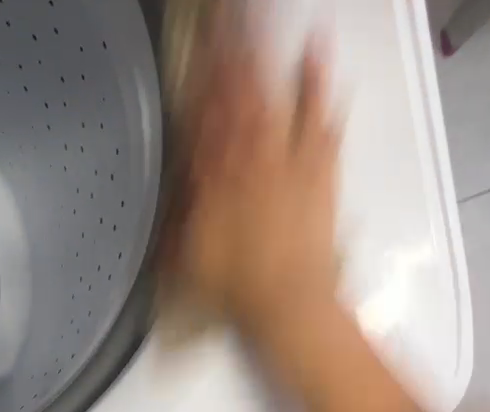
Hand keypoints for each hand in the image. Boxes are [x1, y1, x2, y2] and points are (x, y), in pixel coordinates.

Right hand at [169, 33, 344, 369]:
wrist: (289, 305)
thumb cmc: (237, 289)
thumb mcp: (186, 260)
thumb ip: (178, 218)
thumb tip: (172, 189)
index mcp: (212, 182)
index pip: (198, 117)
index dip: (193, 76)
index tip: (190, 41)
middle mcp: (247, 162)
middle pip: (232, 93)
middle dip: (225, 48)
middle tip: (221, 11)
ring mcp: (285, 161)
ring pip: (268, 94)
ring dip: (260, 52)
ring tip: (252, 14)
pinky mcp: (317, 170)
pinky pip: (317, 117)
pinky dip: (315, 82)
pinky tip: (314, 49)